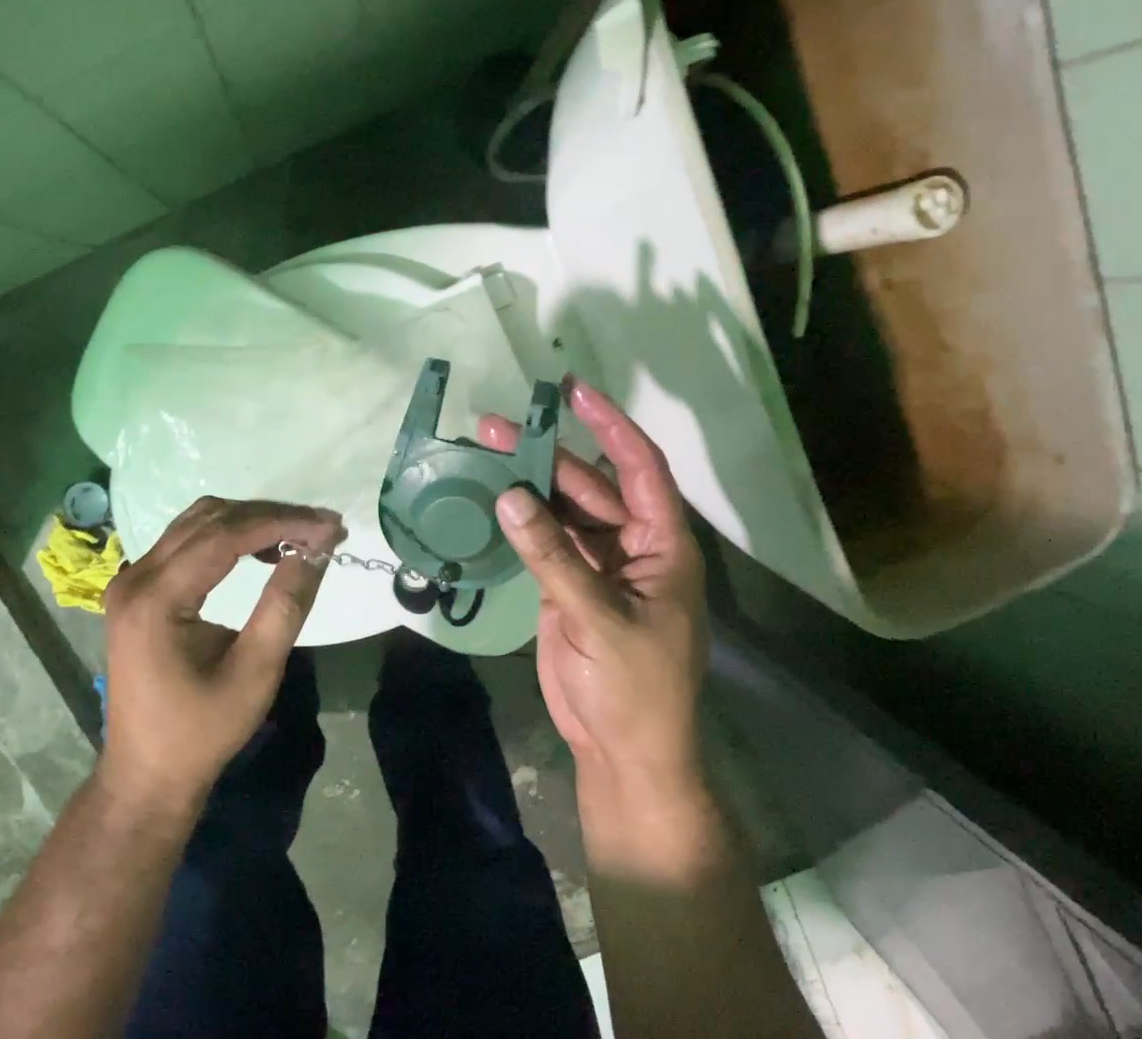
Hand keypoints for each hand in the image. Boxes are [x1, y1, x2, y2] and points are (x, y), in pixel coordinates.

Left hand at [99, 497, 343, 811]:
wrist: (147, 772)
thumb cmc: (202, 731)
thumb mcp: (255, 673)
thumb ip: (285, 606)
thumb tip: (316, 551)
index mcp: (155, 599)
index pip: (224, 535)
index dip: (282, 522)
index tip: (330, 526)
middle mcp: (134, 578)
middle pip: (208, 519)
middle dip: (269, 516)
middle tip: (321, 529)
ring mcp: (130, 582)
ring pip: (195, 524)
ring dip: (248, 522)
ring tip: (299, 536)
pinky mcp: (136, 592)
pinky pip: (184, 544)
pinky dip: (226, 538)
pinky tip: (261, 552)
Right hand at [478, 377, 708, 801]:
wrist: (623, 748)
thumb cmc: (636, 685)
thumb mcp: (600, 617)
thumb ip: (554, 556)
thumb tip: (509, 496)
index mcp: (662, 544)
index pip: (640, 469)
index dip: (610, 426)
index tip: (573, 391)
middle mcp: (630, 546)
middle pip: (587, 486)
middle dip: (544, 456)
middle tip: (491, 428)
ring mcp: (595, 568)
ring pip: (559, 513)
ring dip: (524, 487)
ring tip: (479, 456)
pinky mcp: (565, 590)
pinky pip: (540, 544)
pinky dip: (515, 525)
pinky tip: (485, 502)